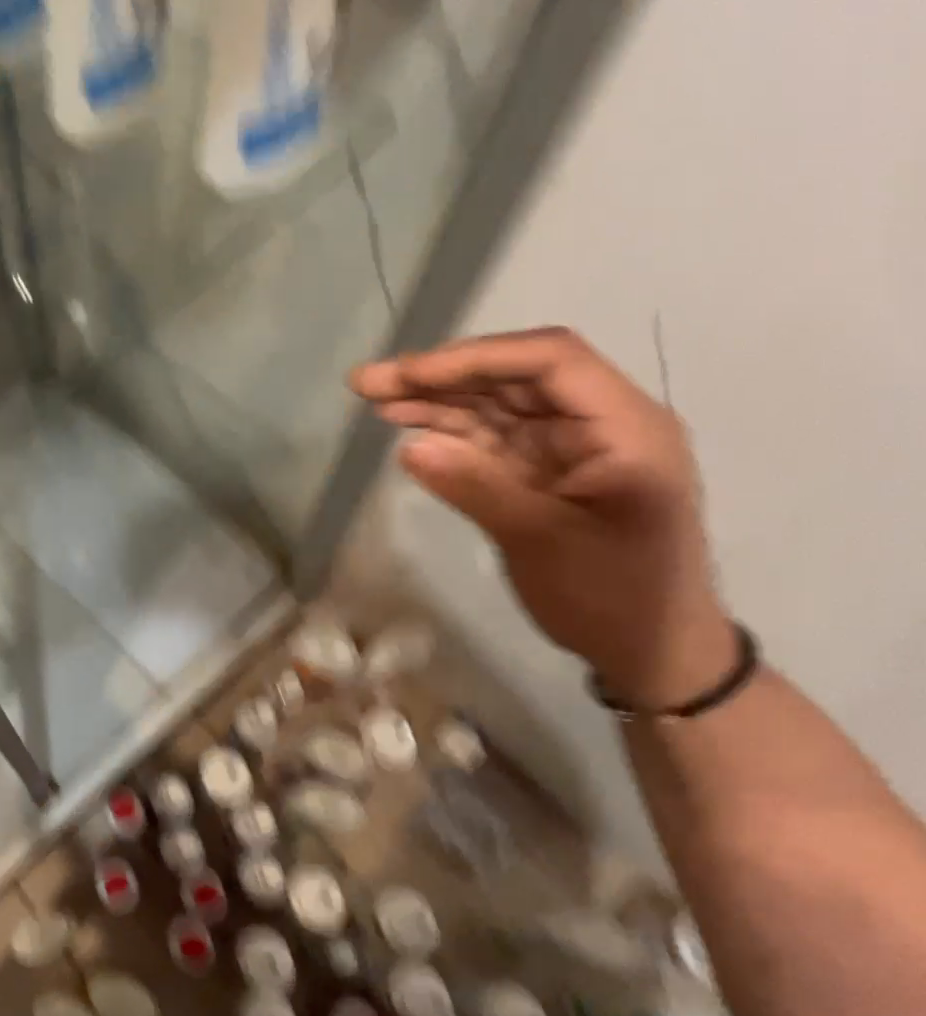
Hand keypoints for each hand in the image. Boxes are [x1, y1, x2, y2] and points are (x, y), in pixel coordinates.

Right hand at [351, 328, 734, 707]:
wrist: (652, 652)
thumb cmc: (613, 597)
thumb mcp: (542, 543)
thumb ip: (478, 488)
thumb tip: (408, 446)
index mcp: (623, 427)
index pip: (550, 361)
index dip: (475, 358)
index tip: (408, 374)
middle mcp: (598, 425)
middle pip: (516, 377)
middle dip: (443, 375)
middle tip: (369, 383)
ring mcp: (570, 449)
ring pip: (498, 405)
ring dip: (438, 400)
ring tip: (375, 400)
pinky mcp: (545, 474)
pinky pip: (494, 440)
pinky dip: (451, 432)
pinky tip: (409, 429)